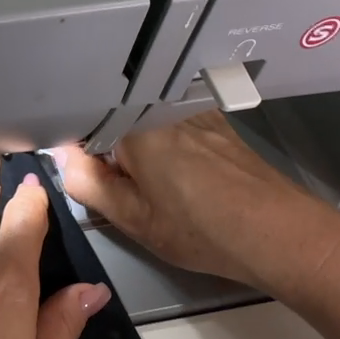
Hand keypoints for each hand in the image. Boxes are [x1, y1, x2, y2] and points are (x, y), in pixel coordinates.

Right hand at [53, 111, 339, 297]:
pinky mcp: (212, 118)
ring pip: (140, 116)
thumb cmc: (202, 229)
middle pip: (112, 115)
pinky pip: (168, 118)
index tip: (78, 171)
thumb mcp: (133, 219)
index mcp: (132, 122)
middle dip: (103, 143)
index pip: (81, 121)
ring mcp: (188, 107)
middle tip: (115, 183)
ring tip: (148, 179)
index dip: (72, 146)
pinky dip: (162, 138)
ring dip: (134, 140)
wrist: (280, 234)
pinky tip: (178, 172)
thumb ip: (87, 184)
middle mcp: (159, 104)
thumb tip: (60, 155)